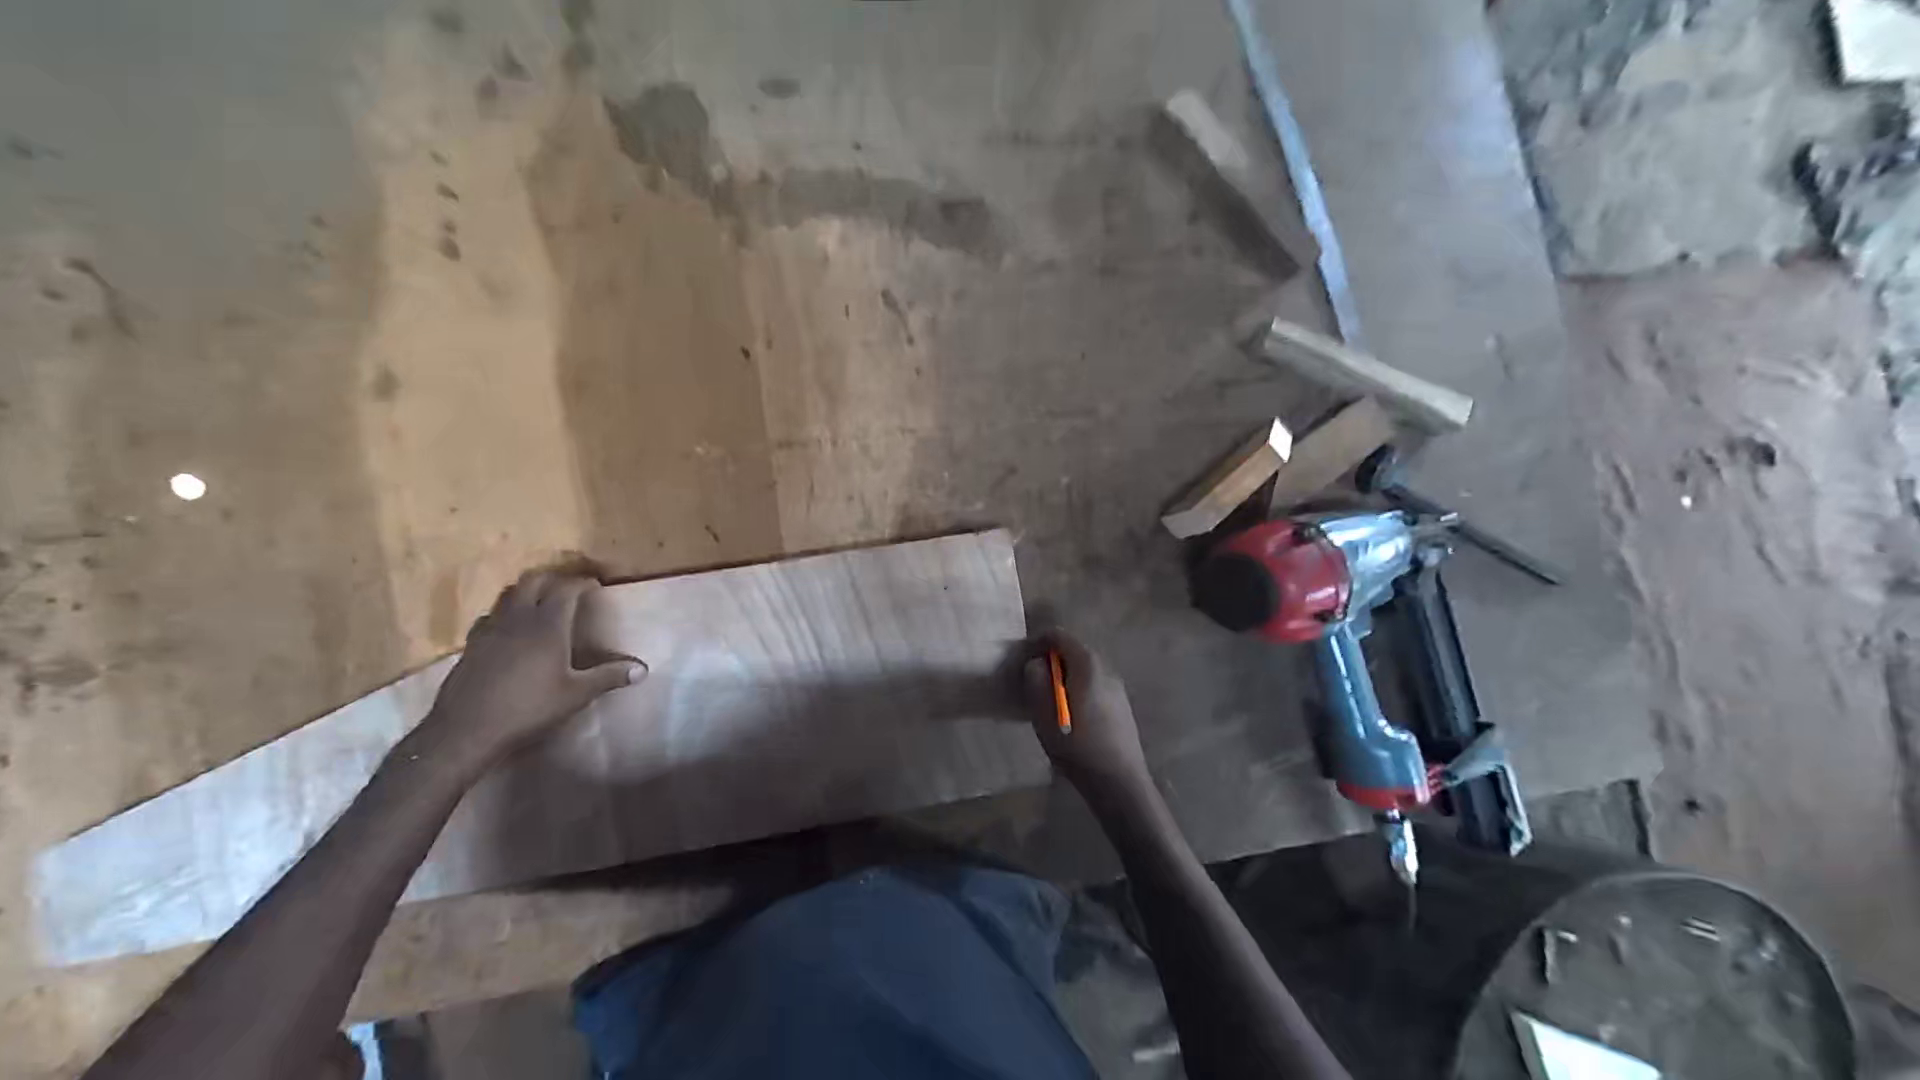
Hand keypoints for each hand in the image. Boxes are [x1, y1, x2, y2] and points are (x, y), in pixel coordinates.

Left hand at [415, 571, 645, 775]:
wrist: (467, 730)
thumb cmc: (529, 708)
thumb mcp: (577, 694)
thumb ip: (609, 677)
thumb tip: (643, 669)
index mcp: (547, 626)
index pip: (566, 590)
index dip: (582, 583)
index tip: (595, 585)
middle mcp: (518, 619)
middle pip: (533, 582)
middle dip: (553, 579)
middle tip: (568, 588)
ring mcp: (490, 630)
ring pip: (507, 595)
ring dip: (526, 592)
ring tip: (540, 602)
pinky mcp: (471, 645)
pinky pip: (489, 617)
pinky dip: (504, 614)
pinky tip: (509, 630)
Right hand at [1021, 630, 1152, 800]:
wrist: (1119, 781)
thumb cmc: (1077, 745)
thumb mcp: (1044, 715)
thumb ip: (1036, 681)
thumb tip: (1036, 663)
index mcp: (1087, 664)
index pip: (1058, 635)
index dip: (1036, 643)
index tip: (1022, 662)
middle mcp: (1105, 667)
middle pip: (1072, 649)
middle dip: (1049, 660)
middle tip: (1031, 682)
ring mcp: (1116, 685)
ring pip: (1083, 668)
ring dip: (1063, 675)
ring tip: (1048, 700)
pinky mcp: (1121, 703)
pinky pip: (1093, 683)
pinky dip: (1077, 687)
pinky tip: (1070, 714)